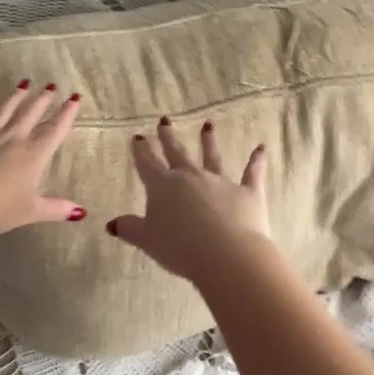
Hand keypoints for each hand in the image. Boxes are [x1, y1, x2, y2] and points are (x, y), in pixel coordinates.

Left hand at [0, 81, 86, 240]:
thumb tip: (81, 212)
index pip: (54, 130)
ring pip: (4, 111)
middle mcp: (13, 139)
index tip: (74, 98)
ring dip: (16, 97)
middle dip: (43, 100)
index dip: (66, 114)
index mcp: (33, 155)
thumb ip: (56, 208)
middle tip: (51, 86)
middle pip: (31, 114)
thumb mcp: (30, 212)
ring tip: (24, 84)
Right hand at [106, 117, 272, 282]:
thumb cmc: (180, 248)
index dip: (142, 150)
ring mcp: (220, 181)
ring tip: (208, 124)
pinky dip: (257, 160)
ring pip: (213, 156)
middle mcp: (191, 177)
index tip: (138, 137)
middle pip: (177, 153)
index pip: (148, 164)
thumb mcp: (147, 241)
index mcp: (163, 186)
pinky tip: (262, 147)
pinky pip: (253, 172)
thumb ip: (130, 229)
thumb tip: (112, 224)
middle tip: (165, 120)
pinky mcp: (247, 191)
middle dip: (169, 137)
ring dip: (209, 140)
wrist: (225, 254)